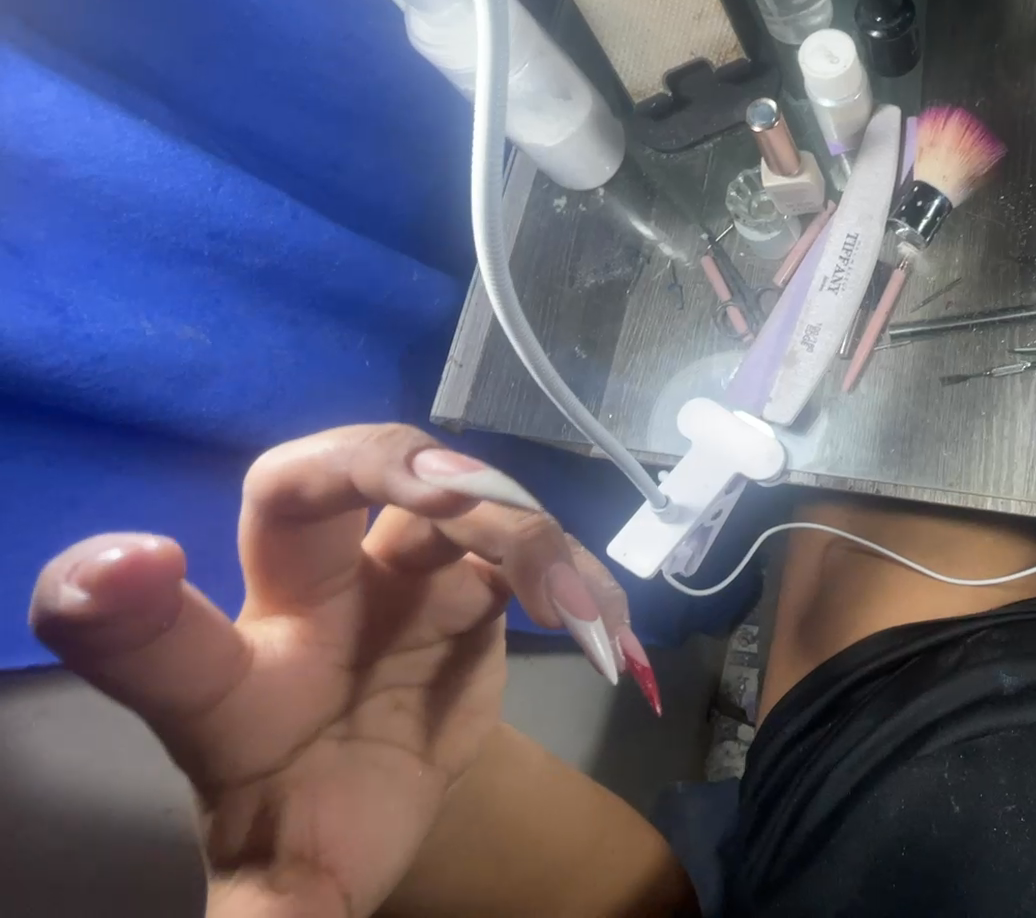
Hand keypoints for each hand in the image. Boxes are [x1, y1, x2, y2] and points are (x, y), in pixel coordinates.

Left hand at [28, 425, 644, 917]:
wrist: (395, 788)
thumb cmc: (322, 833)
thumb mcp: (289, 896)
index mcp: (234, 689)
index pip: (155, 642)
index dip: (122, 603)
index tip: (121, 570)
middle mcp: (310, 603)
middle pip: (307, 487)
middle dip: (376, 467)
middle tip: (450, 491)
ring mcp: (402, 573)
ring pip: (454, 501)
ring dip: (525, 536)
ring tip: (575, 611)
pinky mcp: (479, 573)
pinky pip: (532, 543)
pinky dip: (580, 573)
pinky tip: (606, 626)